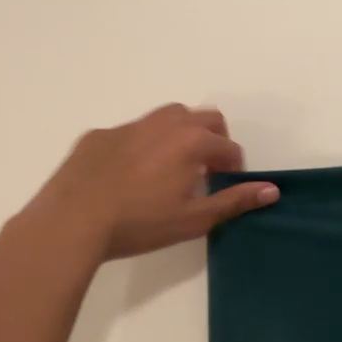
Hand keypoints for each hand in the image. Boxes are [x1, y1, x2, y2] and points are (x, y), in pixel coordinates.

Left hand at [20, 104, 279, 259]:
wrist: (68, 225)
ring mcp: (129, 126)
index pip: (229, 147)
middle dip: (214, 139)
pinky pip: (130, 131)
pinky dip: (140, 144)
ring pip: (168, 116)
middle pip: (205, 118)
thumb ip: (236, 201)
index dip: (234, 168)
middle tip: (204, 170)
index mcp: (193, 142)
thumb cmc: (139, 224)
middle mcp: (166, 124)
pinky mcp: (98, 135)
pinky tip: (126, 174)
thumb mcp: (194, 219)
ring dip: (180, 133)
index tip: (224, 186)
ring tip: (169, 165)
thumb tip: (273, 189)